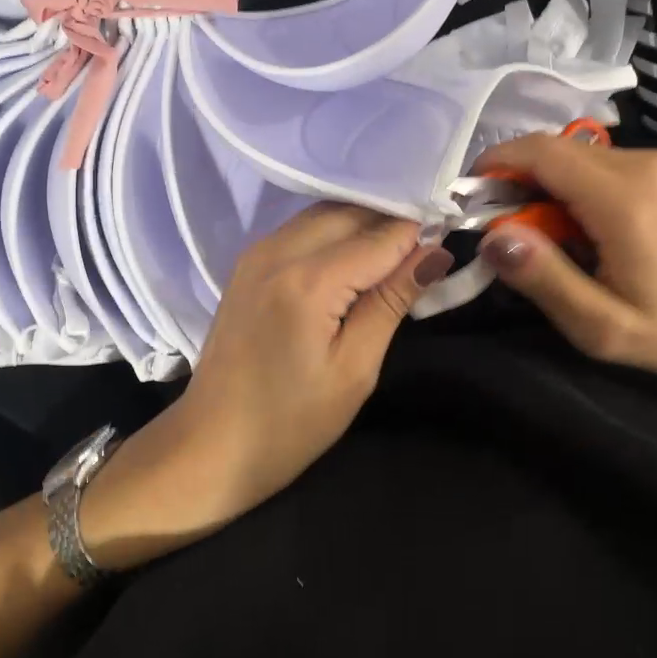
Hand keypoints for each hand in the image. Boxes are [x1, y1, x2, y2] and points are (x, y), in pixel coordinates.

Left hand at [78, 204, 451, 569]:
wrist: (209, 445)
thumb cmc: (289, 423)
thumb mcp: (354, 370)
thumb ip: (391, 301)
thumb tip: (435, 251)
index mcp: (308, 280)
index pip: (381, 235)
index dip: (419, 238)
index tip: (446, 251)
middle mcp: (278, 250)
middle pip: (352, 212)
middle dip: (392, 226)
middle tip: (425, 258)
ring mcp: (258, 252)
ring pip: (326, 214)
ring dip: (364, 227)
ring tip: (395, 261)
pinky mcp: (249, 262)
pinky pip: (303, 228)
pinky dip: (335, 233)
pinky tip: (354, 263)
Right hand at [474, 133, 656, 377]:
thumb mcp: (597, 325)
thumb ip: (542, 278)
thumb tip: (492, 237)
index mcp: (625, 200)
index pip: (544, 152)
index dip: (499, 162)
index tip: (470, 193)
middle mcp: (643, 165)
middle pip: (556, 149)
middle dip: (518, 178)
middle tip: (502, 224)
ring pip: (575, 153)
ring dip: (545, 182)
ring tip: (540, 231)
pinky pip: (598, 161)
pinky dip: (572, 183)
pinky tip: (575, 222)